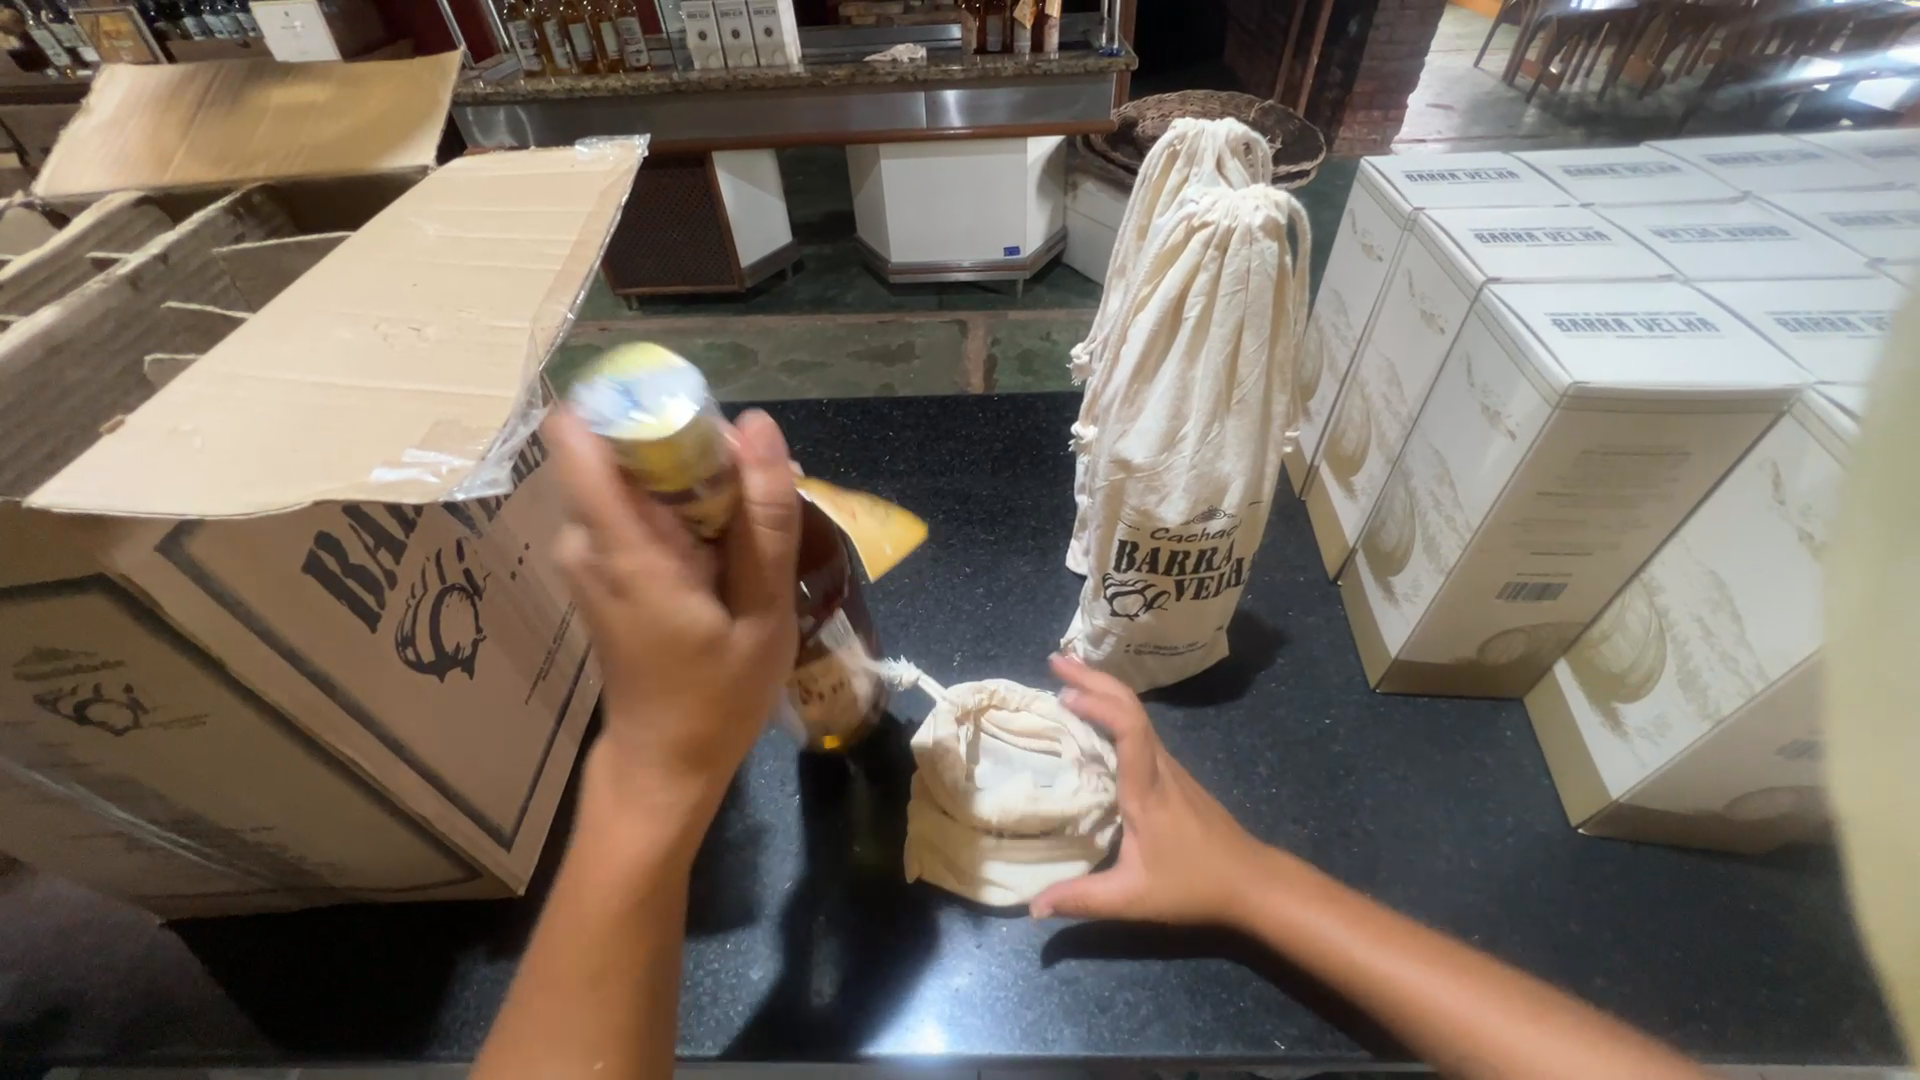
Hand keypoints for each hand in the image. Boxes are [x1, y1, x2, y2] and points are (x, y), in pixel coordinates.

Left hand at [544, 407, 800, 845]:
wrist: (666, 763)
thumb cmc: (718, 698)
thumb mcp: (762, 615)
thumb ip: (763, 521)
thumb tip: (758, 425)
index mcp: (622, 548)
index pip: (583, 434)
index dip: (642, 407)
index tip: (708, 425)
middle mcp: (586, 540)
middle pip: (624, 448)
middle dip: (691, 451)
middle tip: (755, 495)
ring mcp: (588, 554)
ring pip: (636, 476)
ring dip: (694, 483)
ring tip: (749, 531)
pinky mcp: (600, 566)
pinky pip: (638, 507)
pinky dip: (684, 511)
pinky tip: (726, 553)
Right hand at [1031, 654, 1281, 927]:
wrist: (1251, 880)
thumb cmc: (1192, 885)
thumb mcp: (1133, 898)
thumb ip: (1082, 899)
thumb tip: (1031, 908)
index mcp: (1147, 788)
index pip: (1130, 728)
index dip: (1098, 703)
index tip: (1064, 693)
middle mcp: (1158, 765)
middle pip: (1130, 705)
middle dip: (1092, 677)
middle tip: (1055, 659)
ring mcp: (1168, 764)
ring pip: (1136, 711)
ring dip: (1101, 688)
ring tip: (1066, 677)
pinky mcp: (1170, 770)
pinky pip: (1138, 726)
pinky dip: (1111, 708)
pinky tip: (1093, 713)